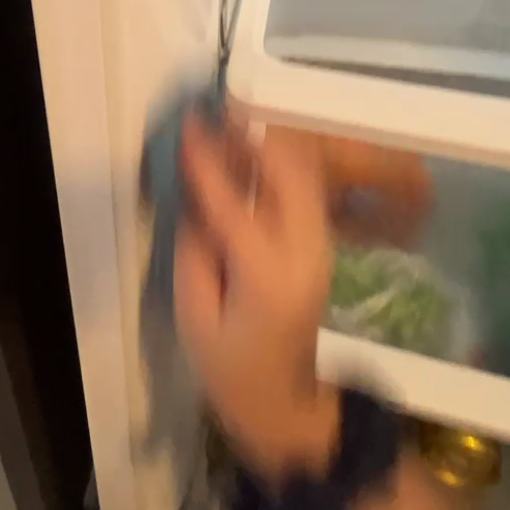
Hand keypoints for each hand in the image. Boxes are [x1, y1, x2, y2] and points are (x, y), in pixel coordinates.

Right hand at [175, 112, 338, 478]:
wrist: (284, 400)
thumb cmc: (229, 365)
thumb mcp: (193, 313)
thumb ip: (195, 247)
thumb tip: (196, 195)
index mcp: (267, 277)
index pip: (235, 204)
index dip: (208, 161)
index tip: (189, 124)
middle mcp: (305, 253)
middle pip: (290, 175)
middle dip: (253, 135)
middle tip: (216, 108)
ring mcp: (320, 246)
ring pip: (303, 174)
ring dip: (268, 142)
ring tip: (230, 119)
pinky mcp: (320, 242)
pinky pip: (303, 187)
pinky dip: (279, 160)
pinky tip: (250, 148)